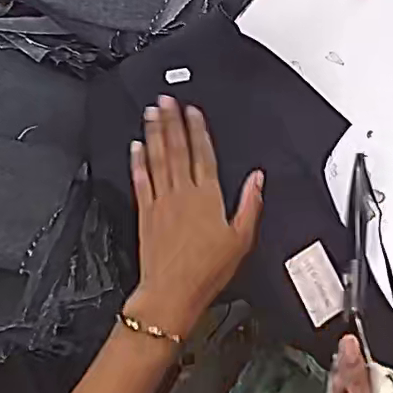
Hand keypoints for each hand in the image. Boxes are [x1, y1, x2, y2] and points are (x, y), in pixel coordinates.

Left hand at [125, 96, 263, 339]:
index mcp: (207, 196)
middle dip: (171, 121)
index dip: (196, 129)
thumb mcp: (241, 239)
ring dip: (153, 133)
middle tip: (166, 100)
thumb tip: (258, 179)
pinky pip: (141, 180)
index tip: (192, 111)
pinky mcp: (145, 212)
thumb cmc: (207, 270)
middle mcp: (182, 193)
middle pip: (176, 148)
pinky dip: (137, 162)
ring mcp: (161, 201)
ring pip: (157, 158)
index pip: (202, 154)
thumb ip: (250, 204)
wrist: (172, 292)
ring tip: (151, 113)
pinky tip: (135, 147)